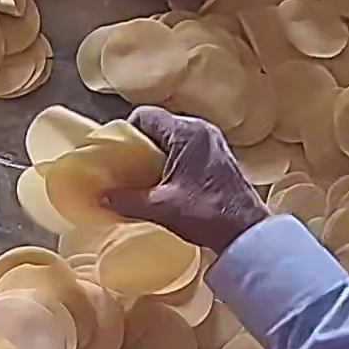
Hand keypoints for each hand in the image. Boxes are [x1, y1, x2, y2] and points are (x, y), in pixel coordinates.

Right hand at [102, 106, 268, 251]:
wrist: (245, 233)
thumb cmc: (206, 214)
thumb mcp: (160, 207)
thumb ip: (127, 199)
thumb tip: (103, 197)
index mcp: (186, 133)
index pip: (145, 116)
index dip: (125, 132)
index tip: (116, 154)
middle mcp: (201, 130)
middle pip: (158, 126)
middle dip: (139, 145)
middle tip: (125, 169)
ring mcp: (212, 142)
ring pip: (172, 138)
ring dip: (155, 155)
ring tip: (143, 179)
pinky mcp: (218, 156)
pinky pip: (186, 149)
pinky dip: (171, 161)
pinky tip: (164, 183)